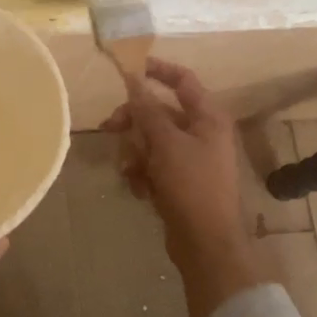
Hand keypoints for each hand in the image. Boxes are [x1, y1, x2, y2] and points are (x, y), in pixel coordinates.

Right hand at [104, 58, 264, 316]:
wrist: (206, 246)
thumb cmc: (191, 186)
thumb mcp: (166, 143)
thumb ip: (147, 109)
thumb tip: (132, 77)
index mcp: (208, 117)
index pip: (182, 80)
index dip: (156, 70)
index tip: (127, 70)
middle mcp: (201, 133)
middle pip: (159, 112)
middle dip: (134, 121)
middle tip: (109, 127)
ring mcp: (190, 159)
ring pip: (151, 140)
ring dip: (135, 152)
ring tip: (129, 170)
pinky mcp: (179, 182)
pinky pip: (153, 165)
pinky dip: (142, 173)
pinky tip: (139, 189)